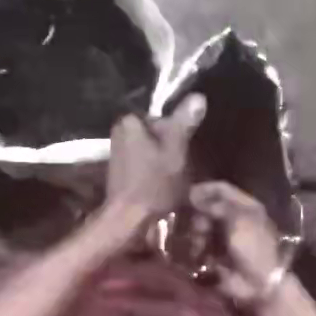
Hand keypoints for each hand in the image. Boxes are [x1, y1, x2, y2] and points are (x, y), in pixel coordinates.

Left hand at [101, 95, 206, 232]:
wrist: (128, 219)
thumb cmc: (153, 183)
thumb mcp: (175, 151)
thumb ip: (184, 122)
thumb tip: (198, 96)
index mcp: (130, 122)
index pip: (161, 114)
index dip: (178, 128)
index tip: (188, 144)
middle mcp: (119, 131)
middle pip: (155, 131)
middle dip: (171, 143)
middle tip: (184, 161)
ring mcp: (117, 151)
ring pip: (150, 147)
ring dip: (164, 158)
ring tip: (176, 173)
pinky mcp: (119, 169)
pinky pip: (143, 161)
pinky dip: (154, 168)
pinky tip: (163, 182)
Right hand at [189, 180, 290, 303]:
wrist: (259, 283)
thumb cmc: (253, 248)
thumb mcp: (239, 221)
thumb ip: (217, 205)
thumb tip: (194, 195)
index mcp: (245, 206)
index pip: (221, 189)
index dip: (205, 189)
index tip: (188, 195)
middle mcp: (233, 218)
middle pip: (208, 207)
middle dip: (199, 216)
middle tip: (198, 227)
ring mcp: (224, 237)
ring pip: (201, 226)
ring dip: (197, 233)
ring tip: (200, 245)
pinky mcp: (215, 254)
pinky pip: (199, 245)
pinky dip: (196, 248)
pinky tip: (198, 255)